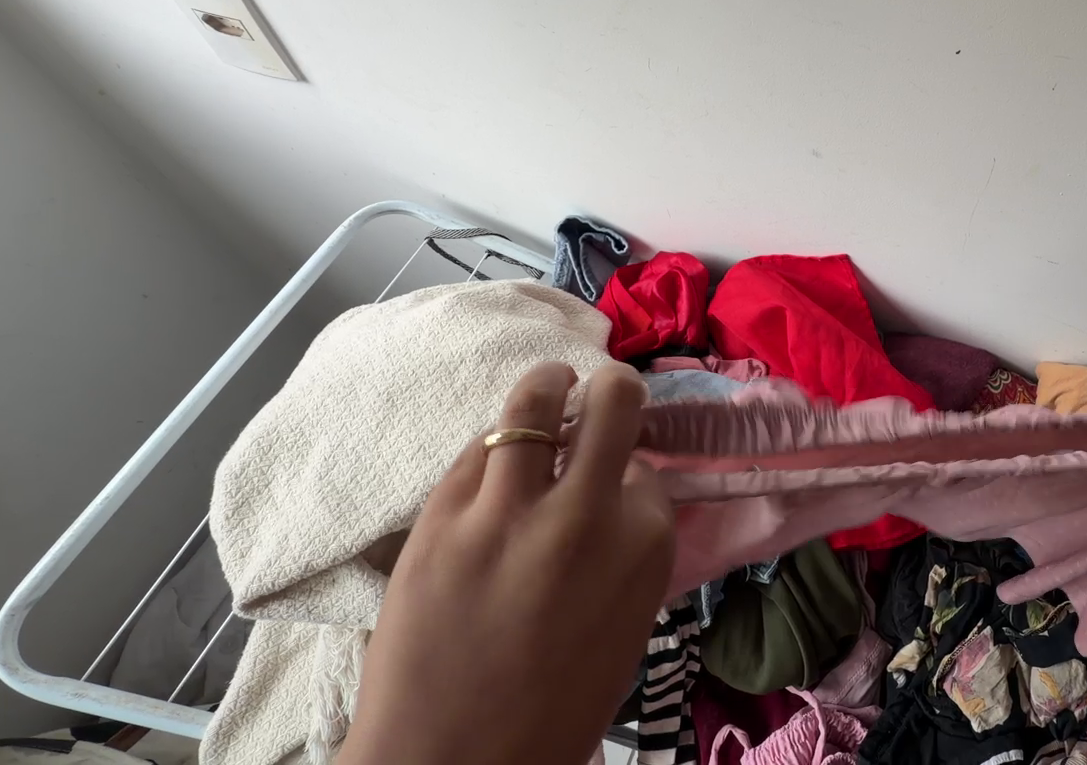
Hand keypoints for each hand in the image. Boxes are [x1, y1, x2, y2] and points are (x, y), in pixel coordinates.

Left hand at [338, 362, 675, 764]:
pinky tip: (493, 462)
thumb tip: (618, 486)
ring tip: (550, 383)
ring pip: (533, 405)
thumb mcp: (631, 616)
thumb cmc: (560, 703)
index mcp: (645, 543)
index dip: (631, 468)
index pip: (647, 466)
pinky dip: (492, 450)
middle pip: (612, 404)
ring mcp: (507, 513)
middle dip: (614, 389)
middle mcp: (584, 512)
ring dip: (548, 385)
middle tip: (604, 390)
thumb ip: (630, 542)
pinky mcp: (439, 520)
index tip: (618, 478)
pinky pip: (475, 454)